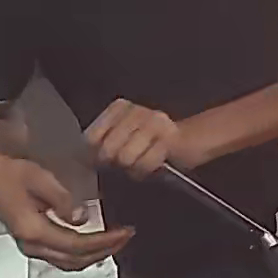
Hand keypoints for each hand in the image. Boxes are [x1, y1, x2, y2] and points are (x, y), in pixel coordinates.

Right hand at [0, 153, 133, 269]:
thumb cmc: (14, 170)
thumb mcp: (40, 179)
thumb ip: (62, 200)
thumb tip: (82, 219)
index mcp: (32, 231)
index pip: (77, 245)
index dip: (103, 242)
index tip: (124, 233)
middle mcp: (31, 245)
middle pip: (75, 259)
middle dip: (104, 251)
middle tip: (126, 237)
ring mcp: (31, 247)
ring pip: (69, 262)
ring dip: (95, 255)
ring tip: (117, 241)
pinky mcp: (33, 243)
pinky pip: (63, 257)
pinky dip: (84, 253)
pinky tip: (97, 243)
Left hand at [84, 99, 203, 178]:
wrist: (193, 140)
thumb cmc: (154, 142)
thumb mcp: (126, 137)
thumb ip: (105, 143)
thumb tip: (84, 160)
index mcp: (121, 107)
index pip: (91, 137)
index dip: (94, 155)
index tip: (104, 162)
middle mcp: (135, 111)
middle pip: (108, 149)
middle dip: (115, 163)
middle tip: (126, 164)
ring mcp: (153, 123)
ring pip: (125, 157)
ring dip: (133, 168)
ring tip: (141, 164)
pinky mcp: (168, 139)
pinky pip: (145, 164)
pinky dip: (147, 170)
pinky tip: (153, 166)